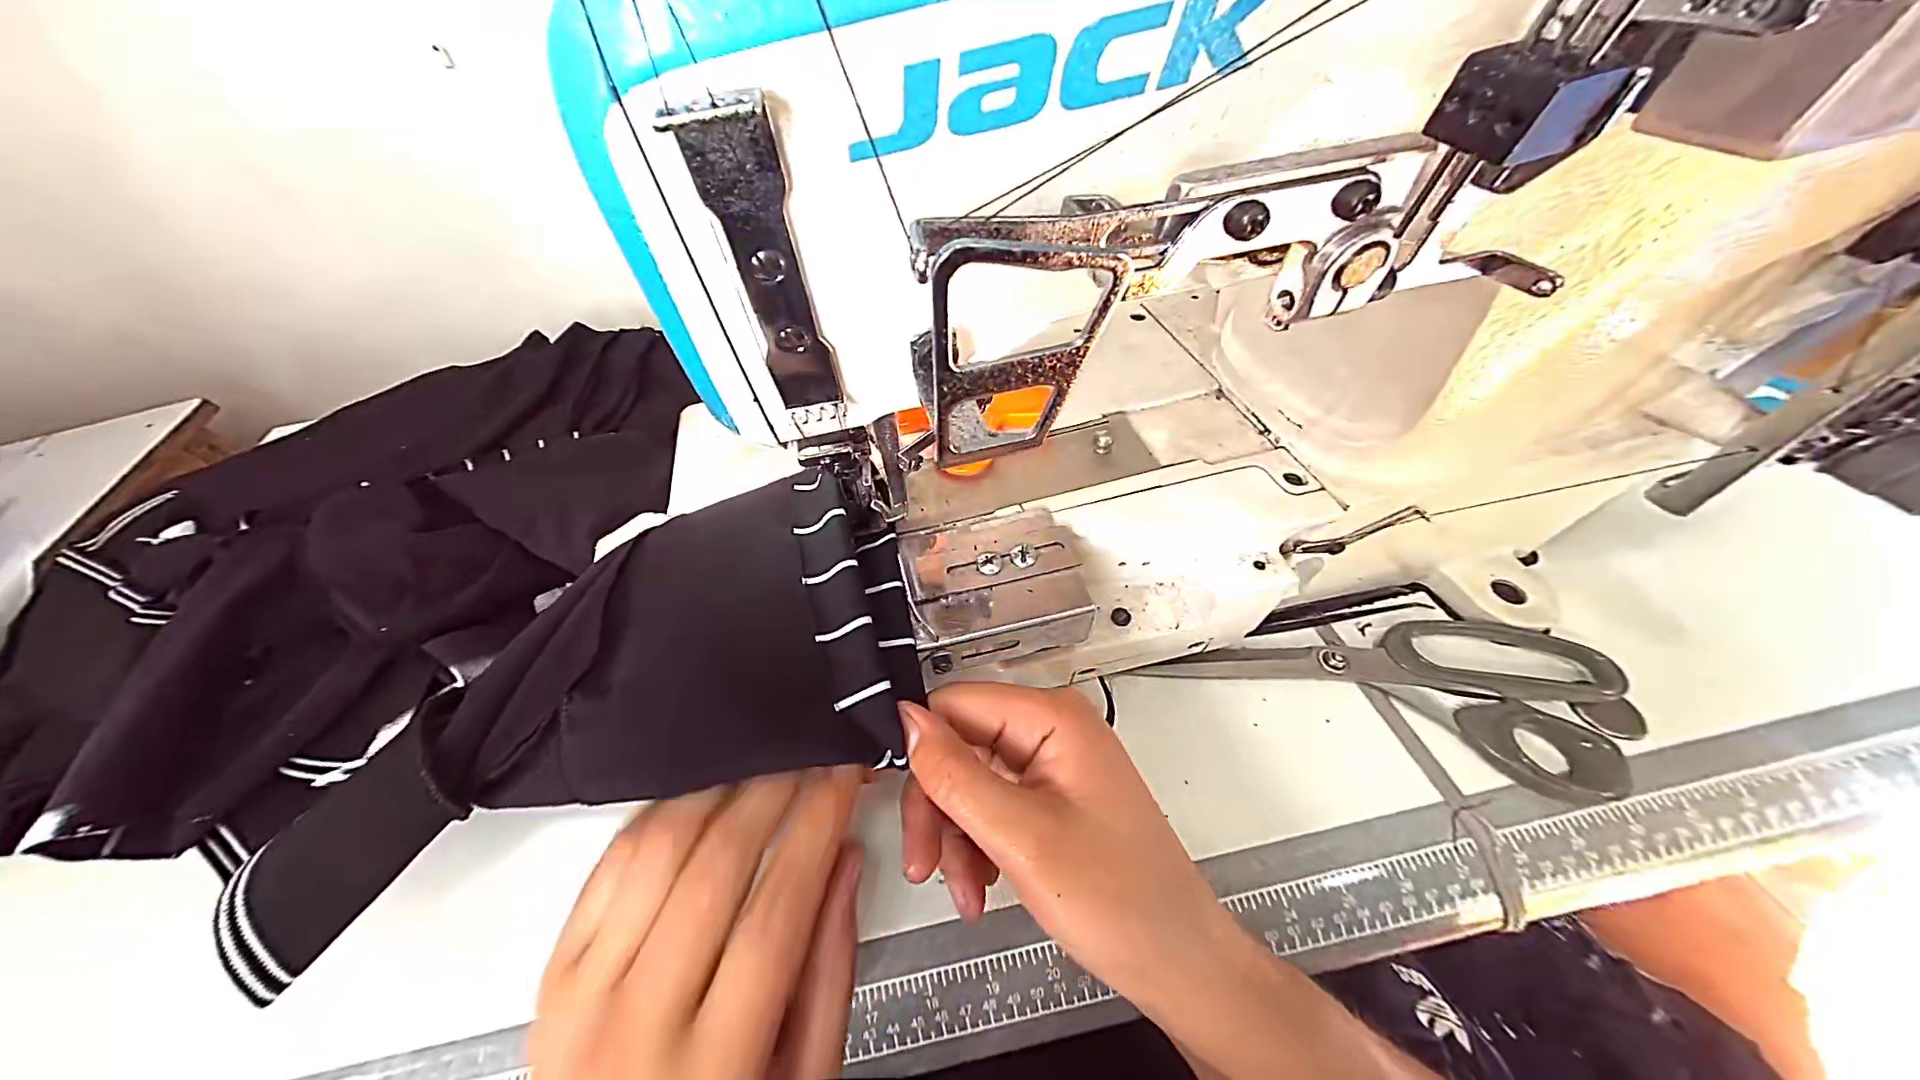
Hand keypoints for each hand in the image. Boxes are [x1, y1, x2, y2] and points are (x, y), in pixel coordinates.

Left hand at [533, 767, 865, 1079]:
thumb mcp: (800, 1075)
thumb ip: (829, 968)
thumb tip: (844, 863)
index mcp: (715, 1061)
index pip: (777, 912)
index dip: (817, 829)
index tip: (842, 782)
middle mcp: (638, 1023)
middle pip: (716, 868)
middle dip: (775, 793)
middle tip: (809, 759)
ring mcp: (585, 993)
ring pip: (657, 851)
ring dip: (719, 790)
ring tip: (762, 766)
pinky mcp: (554, 972)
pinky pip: (610, 865)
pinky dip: (661, 814)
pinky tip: (700, 795)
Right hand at [897, 683, 1233, 1005]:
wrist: (1176, 963)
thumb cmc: (1125, 903)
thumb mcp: (1022, 837)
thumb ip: (956, 775)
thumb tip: (909, 723)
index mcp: (1055, 718)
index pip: (955, 704)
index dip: (923, 752)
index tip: (907, 805)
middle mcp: (1053, 731)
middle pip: (957, 746)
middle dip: (937, 807)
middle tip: (925, 861)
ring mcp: (1051, 765)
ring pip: (967, 781)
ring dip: (954, 835)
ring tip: (964, 888)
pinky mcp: (1049, 797)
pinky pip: (989, 805)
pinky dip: (975, 845)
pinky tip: (980, 884)